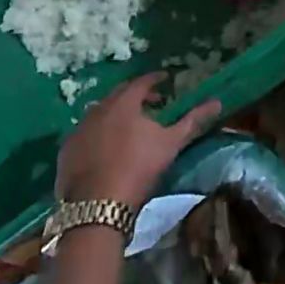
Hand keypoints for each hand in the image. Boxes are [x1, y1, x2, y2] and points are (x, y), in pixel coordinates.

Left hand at [57, 74, 221, 205]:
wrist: (98, 204)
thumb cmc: (138, 168)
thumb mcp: (170, 143)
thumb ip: (193, 120)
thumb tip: (217, 101)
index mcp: (124, 103)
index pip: (141, 82)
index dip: (154, 79)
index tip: (165, 79)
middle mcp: (98, 108)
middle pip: (119, 94)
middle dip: (135, 95)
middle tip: (150, 103)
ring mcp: (79, 129)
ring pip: (100, 112)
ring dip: (115, 114)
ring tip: (128, 126)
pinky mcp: (67, 149)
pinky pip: (85, 133)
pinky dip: (97, 133)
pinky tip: (105, 148)